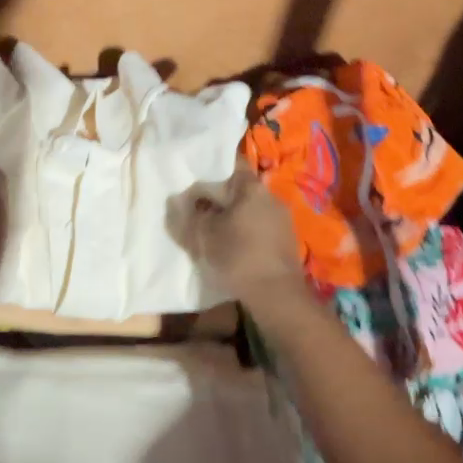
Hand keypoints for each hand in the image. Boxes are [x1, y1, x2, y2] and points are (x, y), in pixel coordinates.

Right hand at [193, 169, 303, 303]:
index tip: (193, 184)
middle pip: (239, 190)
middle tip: (197, 211)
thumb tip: (176, 201)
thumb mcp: (203, 236)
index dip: (209, 173)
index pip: (229, 165)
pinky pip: (259, 229)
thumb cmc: (238, 257)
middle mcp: (271, 196)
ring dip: (232, 219)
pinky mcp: (286, 242)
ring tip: (212, 234)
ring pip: (249, 211)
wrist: (277, 297)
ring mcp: (282, 220)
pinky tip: (232, 250)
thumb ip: (188, 215)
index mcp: (252, 187)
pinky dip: (245, 234)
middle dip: (219, 199)